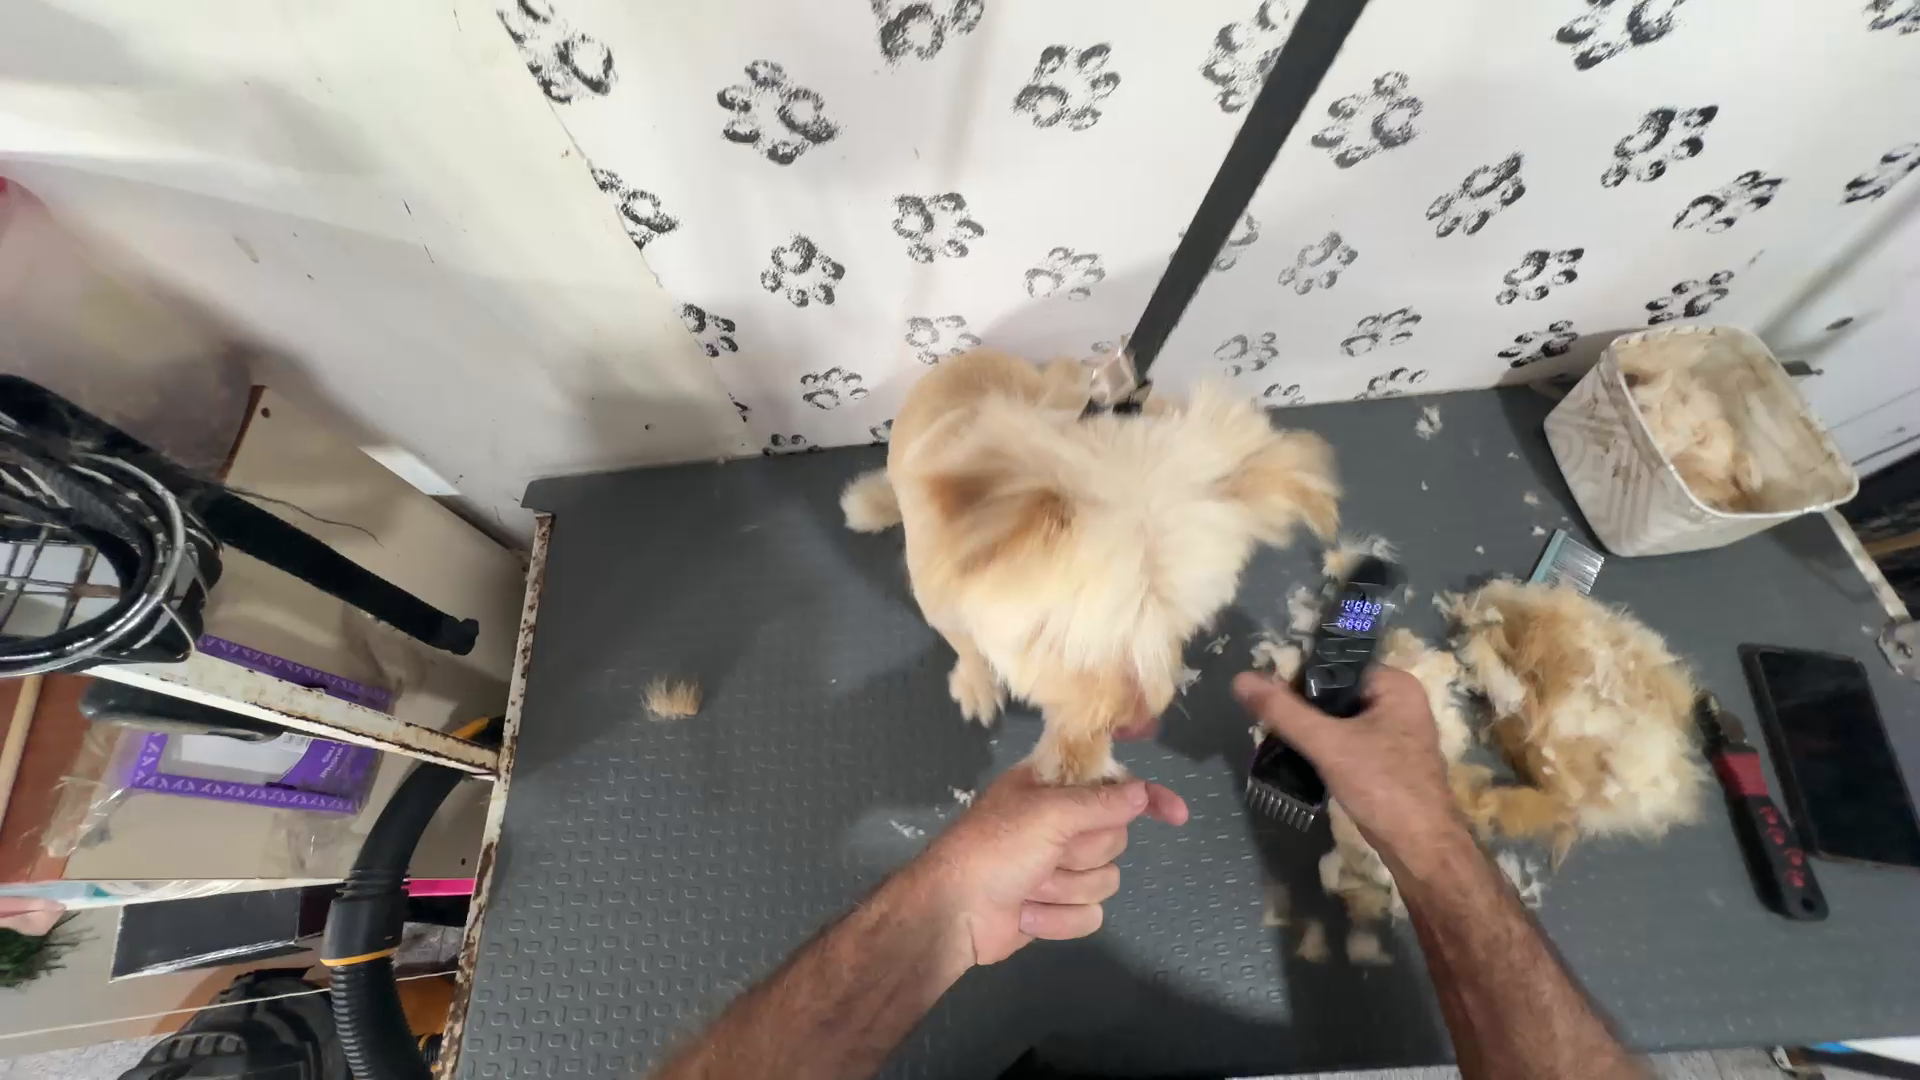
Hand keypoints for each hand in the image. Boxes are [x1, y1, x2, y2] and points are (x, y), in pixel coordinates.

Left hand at [905, 765, 1187, 967]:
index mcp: (1053, 787)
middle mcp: (1061, 822)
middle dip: (1083, 851)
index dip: (1144, 796)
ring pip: (1106, 879)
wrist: (954, 912)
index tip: (1175, 813)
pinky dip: (1058, 918)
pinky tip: (1026, 913)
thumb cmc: (995, 848)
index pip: (1113, 782)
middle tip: (1047, 853)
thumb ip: (1098, 802)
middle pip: (1115, 836)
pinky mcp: (1058, 906)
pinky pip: (1090, 913)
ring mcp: (1060, 866)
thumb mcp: (1046, 813)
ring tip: (1029, 885)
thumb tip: (1141, 793)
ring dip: (1065, 888)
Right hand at [1232, 666, 1459, 857]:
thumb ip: (1282, 711)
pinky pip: (1341, 736)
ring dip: (1306, 725)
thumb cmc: (1383, 787)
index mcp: (1395, 684)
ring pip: (1334, 715)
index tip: (1267, 695)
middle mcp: (1397, 700)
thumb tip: (1240, 679)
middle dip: (1298, 704)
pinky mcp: (1382, 755)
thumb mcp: (1327, 744)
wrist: (1421, 850)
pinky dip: (1319, 743)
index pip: (1332, 665)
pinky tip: (1295, 753)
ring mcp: (1391, 729)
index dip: (1296, 676)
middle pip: (1331, 689)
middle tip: (1267, 717)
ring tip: (1275, 734)